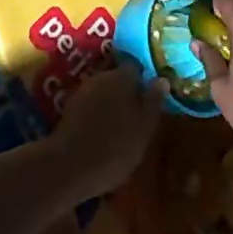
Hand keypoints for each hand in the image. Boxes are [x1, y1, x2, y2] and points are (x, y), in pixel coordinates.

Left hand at [53, 64, 165, 197]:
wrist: (70, 166)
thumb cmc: (115, 147)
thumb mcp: (144, 128)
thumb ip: (154, 101)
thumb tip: (162, 78)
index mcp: (122, 77)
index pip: (136, 67)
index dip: (143, 81)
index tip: (149, 96)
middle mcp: (102, 76)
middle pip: (118, 78)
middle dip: (126, 92)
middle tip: (135, 114)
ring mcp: (83, 90)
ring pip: (103, 91)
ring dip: (111, 103)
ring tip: (119, 125)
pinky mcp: (70, 106)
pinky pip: (90, 104)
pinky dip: (97, 113)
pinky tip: (100, 131)